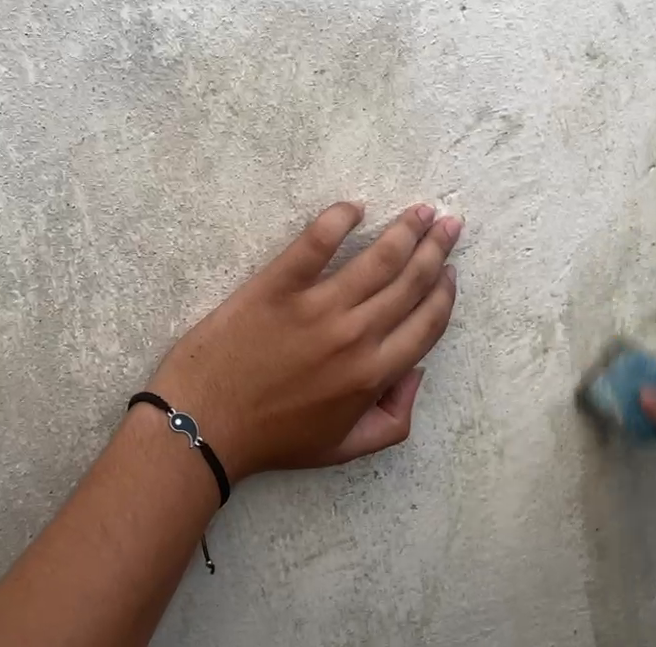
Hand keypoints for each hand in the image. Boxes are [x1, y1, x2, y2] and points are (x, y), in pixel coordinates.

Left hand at [147, 202, 461, 481]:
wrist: (205, 424)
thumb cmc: (272, 438)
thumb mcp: (343, 449)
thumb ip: (393, 420)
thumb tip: (417, 373)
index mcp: (374, 375)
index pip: (427, 323)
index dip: (445, 292)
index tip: (450, 269)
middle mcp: (356, 336)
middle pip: (411, 282)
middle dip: (437, 247)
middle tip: (449, 222)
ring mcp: (318, 307)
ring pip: (378, 258)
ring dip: (406, 229)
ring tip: (421, 210)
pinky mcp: (279, 285)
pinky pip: (317, 241)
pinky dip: (339, 218)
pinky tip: (354, 207)